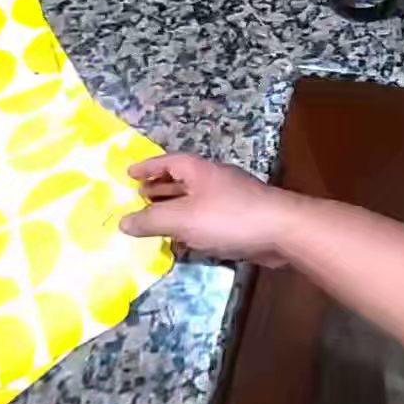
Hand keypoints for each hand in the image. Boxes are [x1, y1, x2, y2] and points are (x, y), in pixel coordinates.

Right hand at [119, 154, 306, 265]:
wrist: (280, 230)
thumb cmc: (229, 217)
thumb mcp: (182, 219)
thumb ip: (151, 220)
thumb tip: (123, 221)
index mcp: (201, 171)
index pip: (169, 162)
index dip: (148, 166)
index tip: (128, 172)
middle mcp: (215, 180)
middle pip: (182, 179)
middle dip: (159, 187)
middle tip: (137, 196)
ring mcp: (230, 199)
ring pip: (194, 200)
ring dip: (174, 207)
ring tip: (152, 219)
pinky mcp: (239, 219)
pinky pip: (207, 218)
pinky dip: (190, 225)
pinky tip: (181, 241)